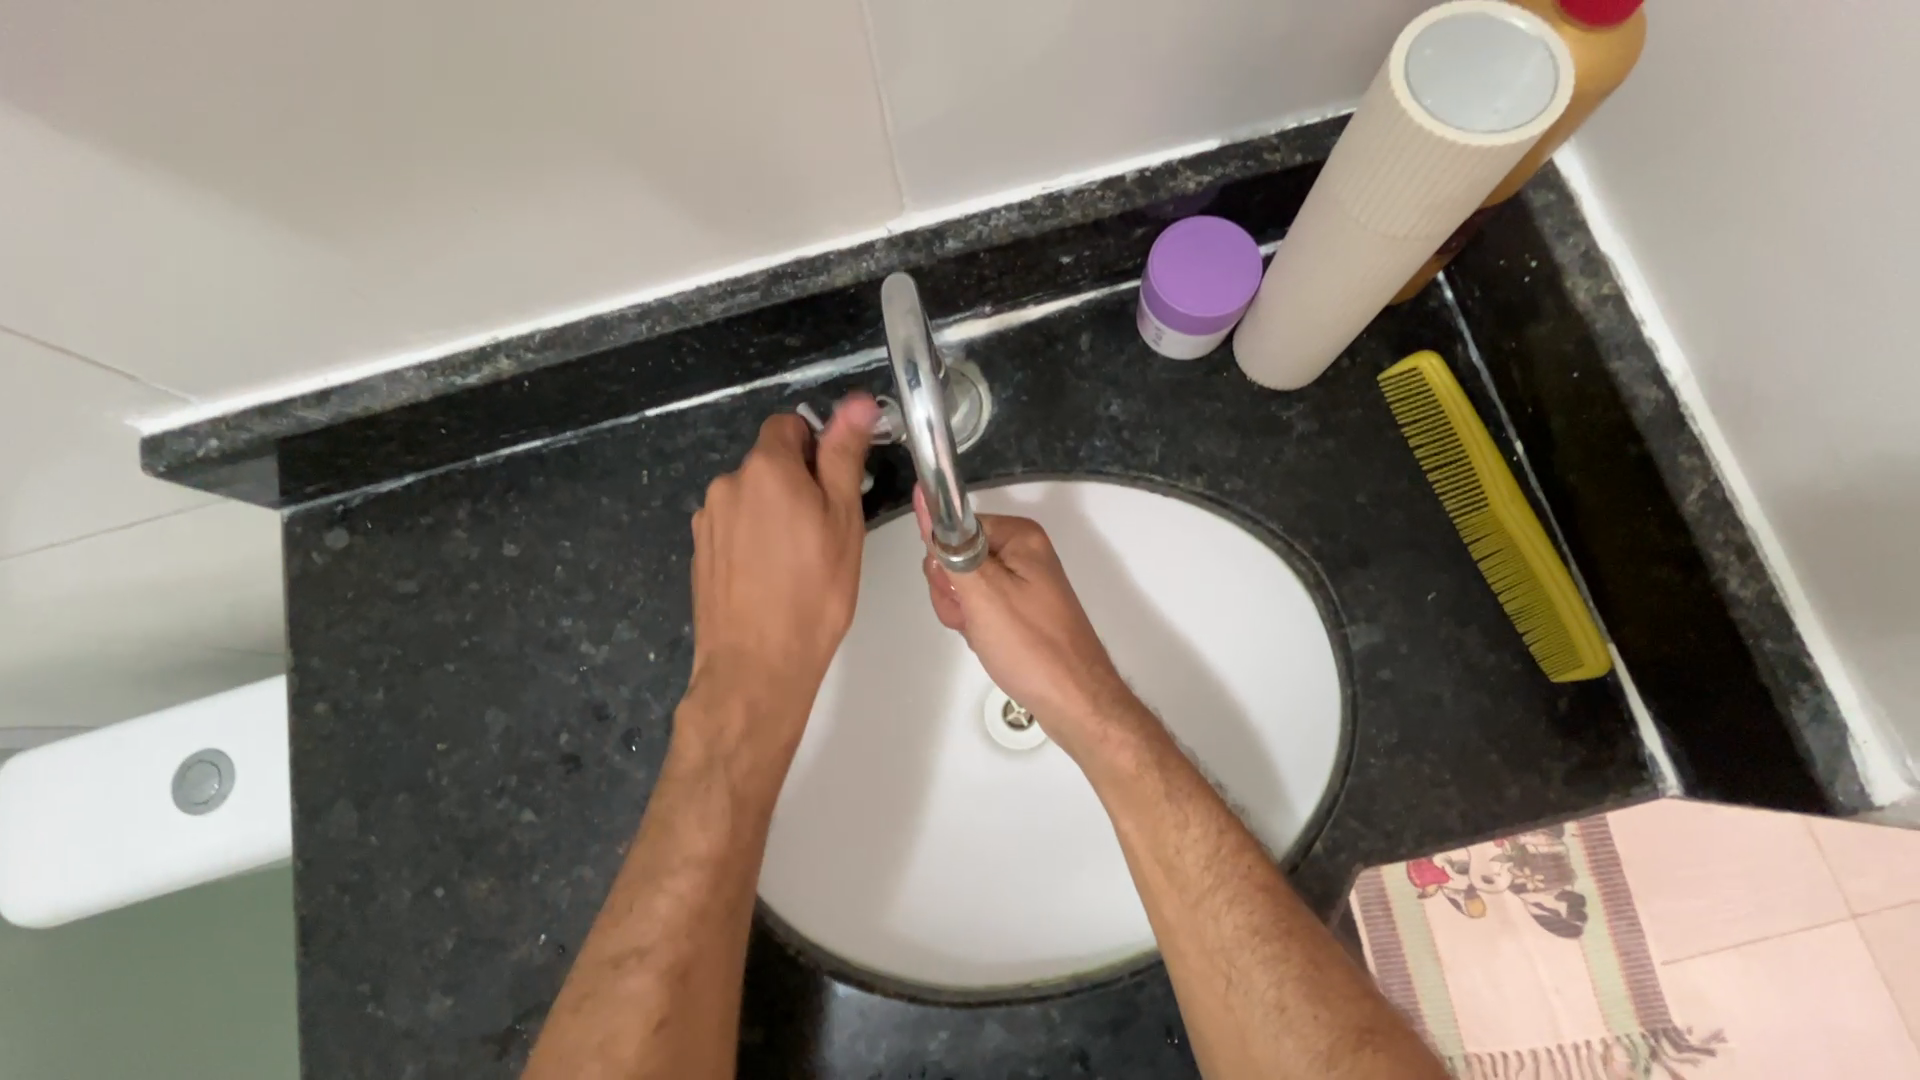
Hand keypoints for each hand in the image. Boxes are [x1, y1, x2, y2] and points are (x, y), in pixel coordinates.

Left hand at [684, 396, 879, 771]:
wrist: (757, 665)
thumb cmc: (814, 593)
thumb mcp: (843, 519)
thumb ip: (844, 455)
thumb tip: (856, 402)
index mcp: (765, 469)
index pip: (788, 425)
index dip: (817, 446)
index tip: (835, 484)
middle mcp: (727, 485)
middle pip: (768, 464)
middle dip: (797, 483)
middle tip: (827, 530)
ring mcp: (708, 522)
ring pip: (752, 499)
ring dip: (775, 513)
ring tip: (800, 562)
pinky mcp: (701, 554)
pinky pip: (735, 529)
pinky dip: (755, 541)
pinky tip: (772, 578)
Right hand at [915, 492, 1144, 761]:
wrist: (1073, 701)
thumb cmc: (1032, 648)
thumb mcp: (982, 593)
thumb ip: (949, 548)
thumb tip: (926, 498)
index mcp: (1019, 536)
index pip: (955, 528)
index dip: (947, 562)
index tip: (959, 591)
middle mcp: (1023, 552)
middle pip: (958, 556)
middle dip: (954, 592)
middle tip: (974, 618)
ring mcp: (1023, 581)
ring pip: (964, 585)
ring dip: (962, 612)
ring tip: (984, 634)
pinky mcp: (1021, 608)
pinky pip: (980, 605)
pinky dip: (976, 625)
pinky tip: (988, 642)